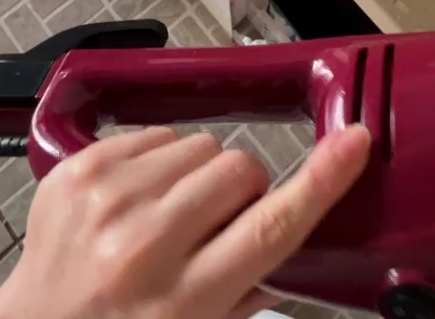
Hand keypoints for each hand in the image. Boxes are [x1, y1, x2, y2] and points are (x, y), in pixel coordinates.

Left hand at [0, 124, 371, 318]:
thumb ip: (248, 289)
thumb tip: (289, 226)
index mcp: (181, 301)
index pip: (270, 229)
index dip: (321, 181)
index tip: (353, 143)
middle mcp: (142, 246)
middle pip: (239, 169)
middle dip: (240, 191)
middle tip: (211, 227)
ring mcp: (106, 199)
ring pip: (202, 143)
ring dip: (198, 172)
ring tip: (165, 214)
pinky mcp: (80, 167)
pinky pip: (158, 132)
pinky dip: (160, 159)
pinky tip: (137, 198)